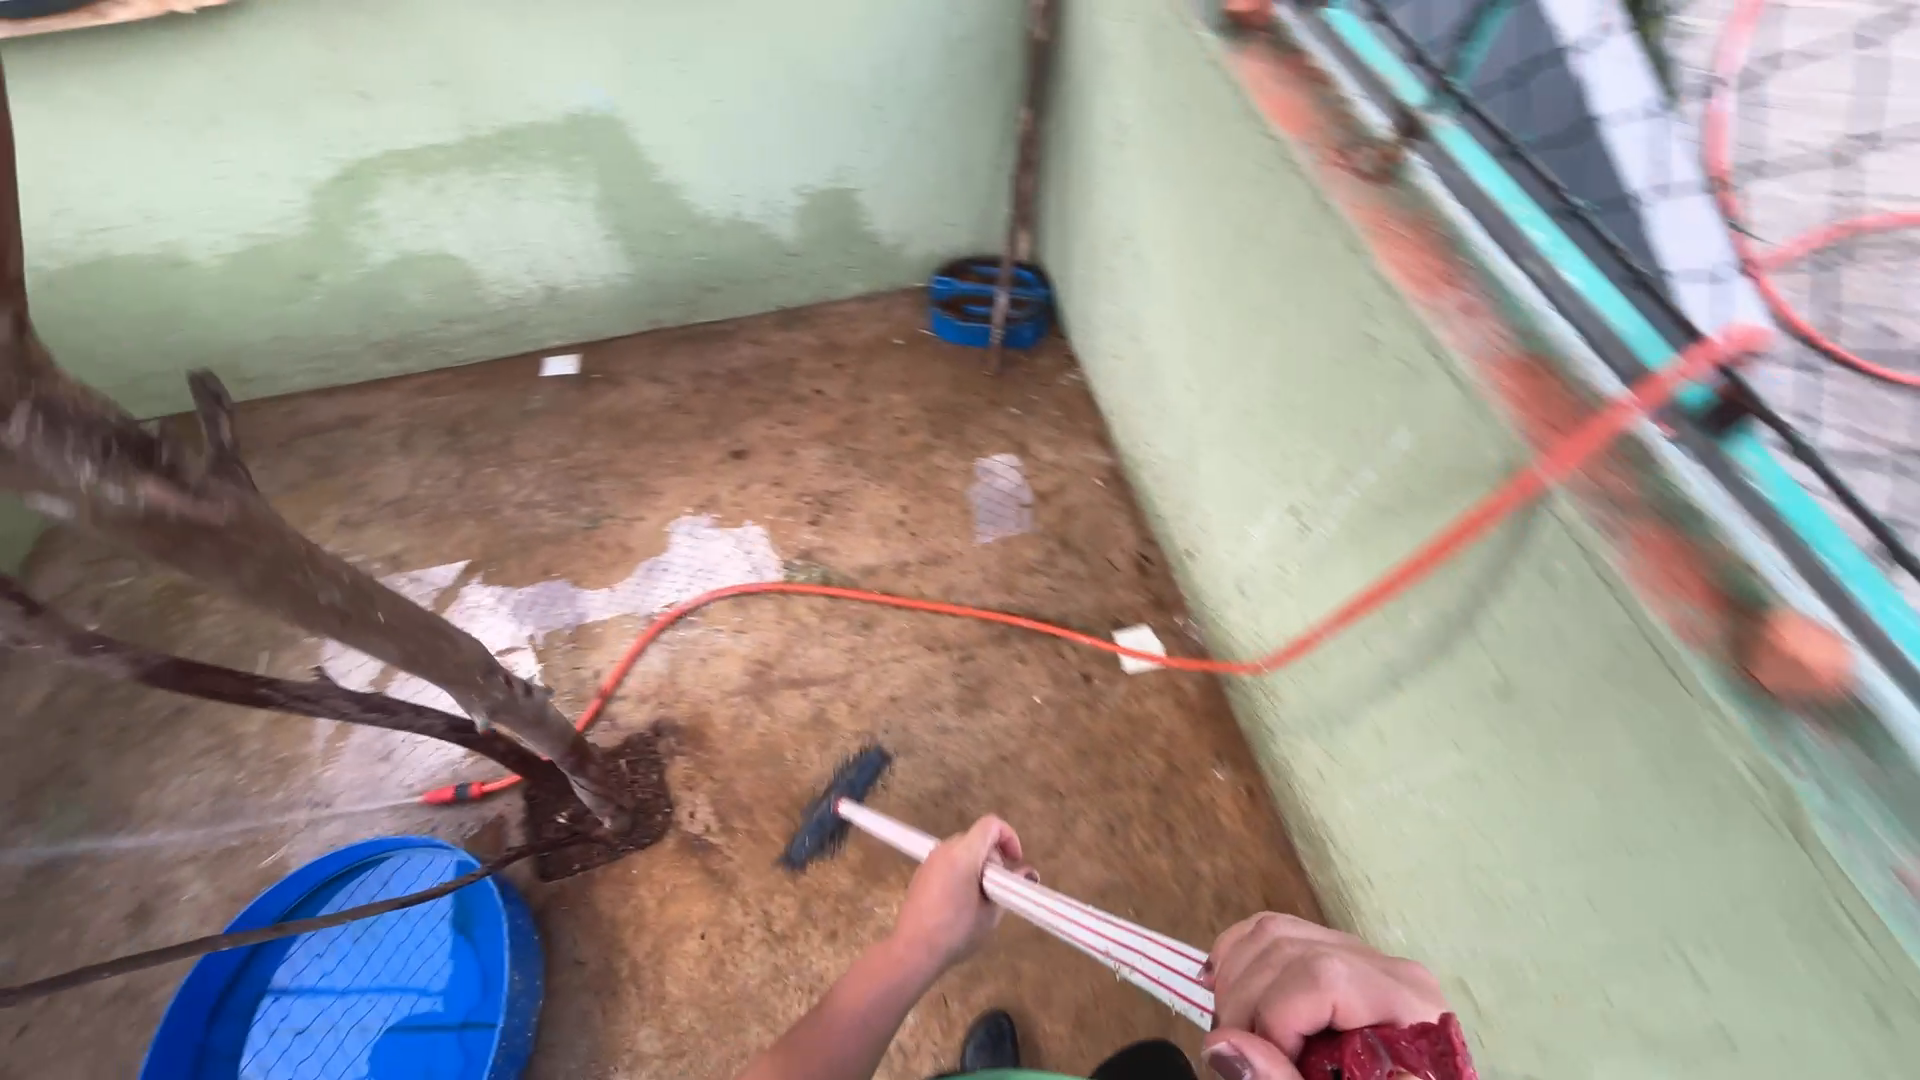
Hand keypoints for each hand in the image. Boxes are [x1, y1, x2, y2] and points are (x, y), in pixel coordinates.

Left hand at [889, 816, 1032, 971]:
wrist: (913, 950)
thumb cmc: (955, 933)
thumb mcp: (990, 914)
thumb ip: (1011, 888)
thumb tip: (1028, 874)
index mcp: (963, 854)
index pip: (990, 824)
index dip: (1009, 836)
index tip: (1015, 861)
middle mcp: (945, 849)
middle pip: (977, 838)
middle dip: (993, 858)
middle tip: (998, 887)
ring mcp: (930, 859)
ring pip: (963, 850)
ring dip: (977, 865)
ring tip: (980, 898)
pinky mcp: (922, 872)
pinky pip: (949, 861)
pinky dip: (961, 871)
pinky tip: (960, 901)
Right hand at [1199, 913, 1447, 1079]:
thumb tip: (1219, 1043)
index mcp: (1406, 1007)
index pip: (1320, 976)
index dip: (1276, 1016)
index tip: (1265, 1065)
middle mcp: (1386, 967)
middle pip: (1287, 949)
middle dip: (1243, 1000)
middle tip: (1232, 1053)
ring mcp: (1360, 955)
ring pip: (1273, 932)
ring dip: (1234, 977)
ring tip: (1232, 1031)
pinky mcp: (1336, 956)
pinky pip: (1275, 932)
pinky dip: (1240, 957)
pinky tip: (1225, 990)